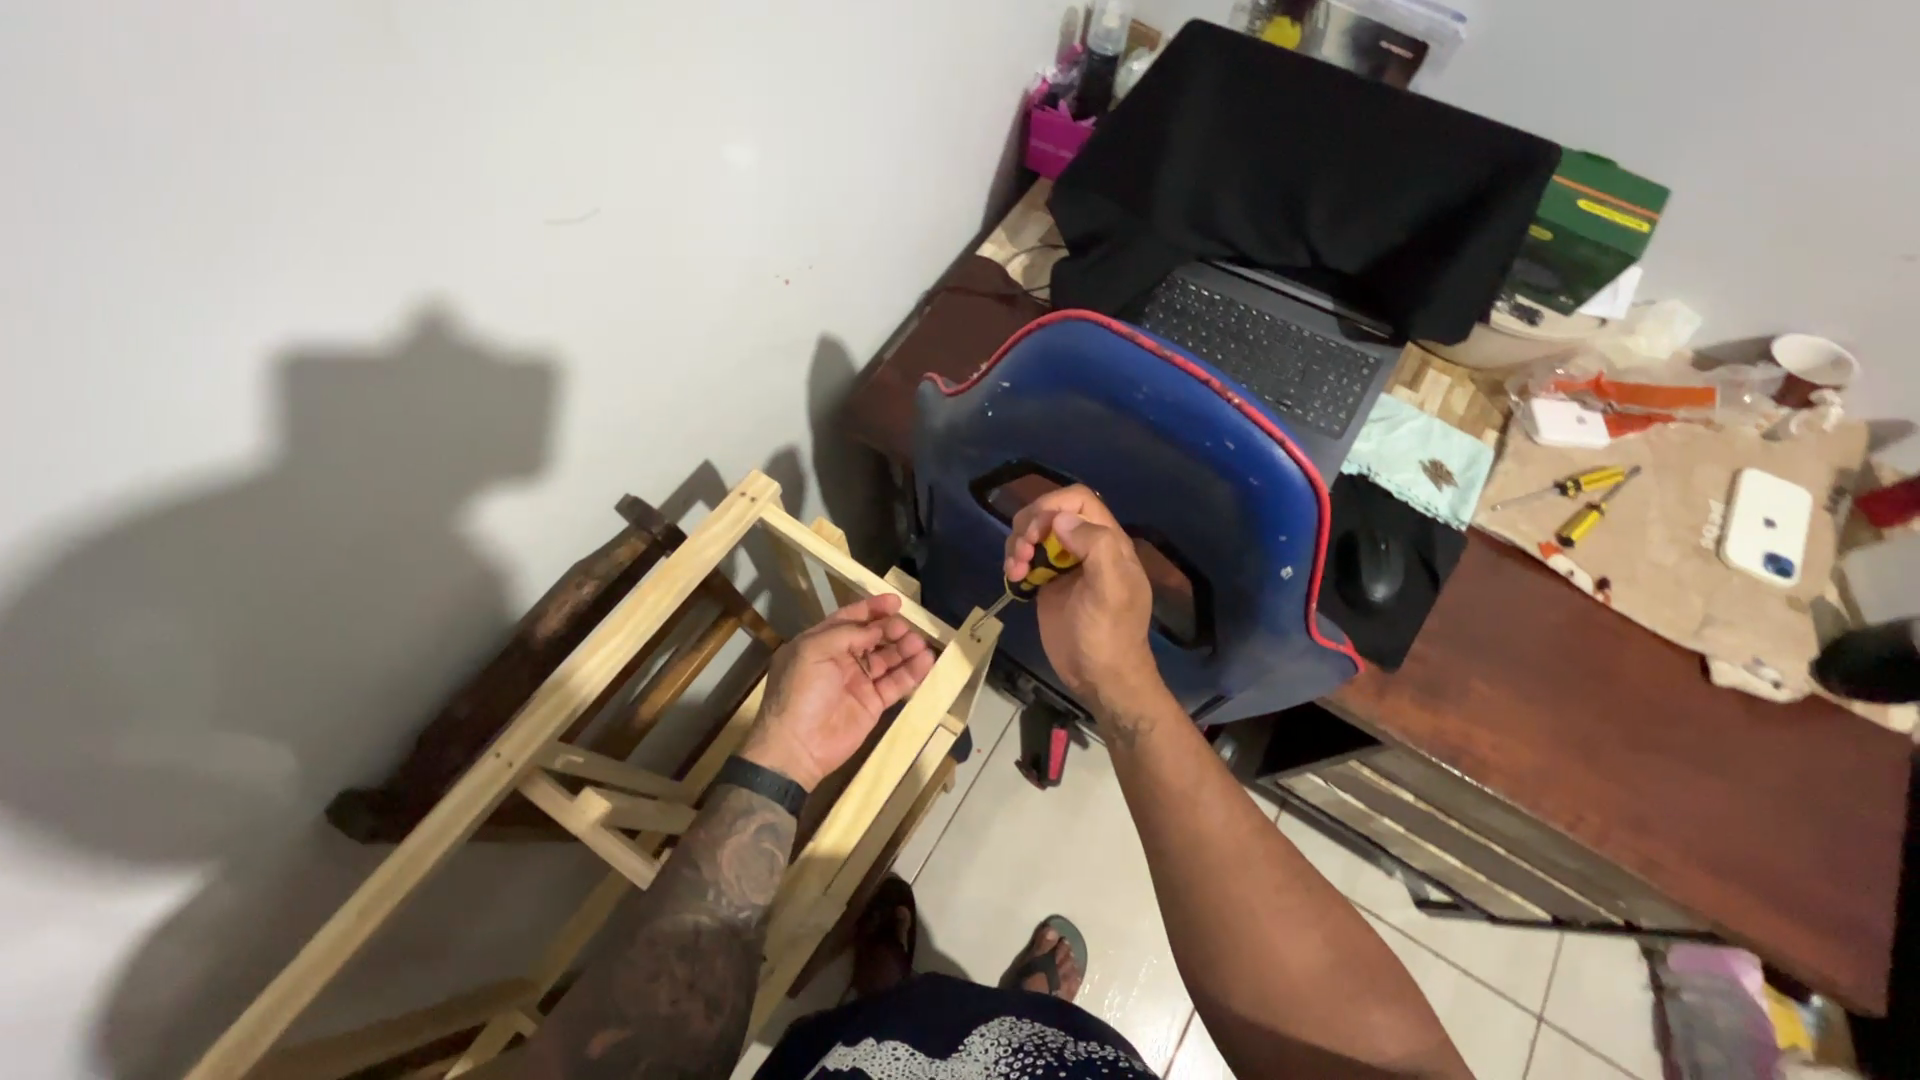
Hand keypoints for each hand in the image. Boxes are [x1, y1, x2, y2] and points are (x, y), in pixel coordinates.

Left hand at [739, 594, 934, 791]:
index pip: (850, 619)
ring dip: (905, 649)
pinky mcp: (873, 704)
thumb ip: (846, 633)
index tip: (896, 602)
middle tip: (907, 628)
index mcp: (820, 643)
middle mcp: (840, 660)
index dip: (872, 609)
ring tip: (921, 644)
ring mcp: (858, 682)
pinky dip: (912, 673)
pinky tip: (926, 662)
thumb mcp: (813, 651)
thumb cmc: (800, 692)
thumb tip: (876, 628)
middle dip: (891, 629)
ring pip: (887, 659)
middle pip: (873, 637)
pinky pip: (896, 684)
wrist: (797, 746)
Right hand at [1004, 486, 1158, 704]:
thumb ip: (1095, 546)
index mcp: (1109, 542)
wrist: (1100, 678)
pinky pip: (1027, 558)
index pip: (1080, 500)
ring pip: (1035, 534)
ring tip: (1015, 569)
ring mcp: (1065, 566)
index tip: (1037, 530)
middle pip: (1052, 512)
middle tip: (1022, 552)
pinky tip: (1014, 578)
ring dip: (1018, 543)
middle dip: (1030, 524)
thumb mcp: (1110, 589)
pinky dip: (1015, 561)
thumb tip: (1061, 520)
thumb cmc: (1109, 634)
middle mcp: (1087, 547)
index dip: (1053, 504)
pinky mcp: (1048, 584)